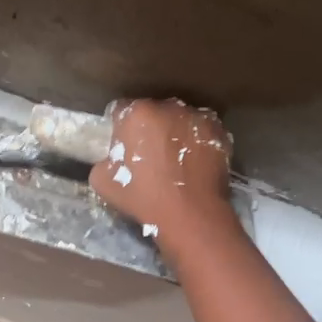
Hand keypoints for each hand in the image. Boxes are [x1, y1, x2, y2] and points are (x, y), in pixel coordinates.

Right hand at [89, 97, 233, 242]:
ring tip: (174, 160)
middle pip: (152, 112)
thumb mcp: (102, 182)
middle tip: (148, 154)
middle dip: (148, 128)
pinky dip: (196, 141)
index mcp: (136, 114)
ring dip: (173, 132)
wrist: (190, 214)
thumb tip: (110, 159)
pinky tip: (193, 162)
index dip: (119, 128)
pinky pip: (201, 131)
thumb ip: (103, 161)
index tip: (121, 145)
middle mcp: (168, 106)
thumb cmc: (143, 198)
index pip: (120, 110)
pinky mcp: (219, 131)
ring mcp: (197, 117)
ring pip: (179, 119)